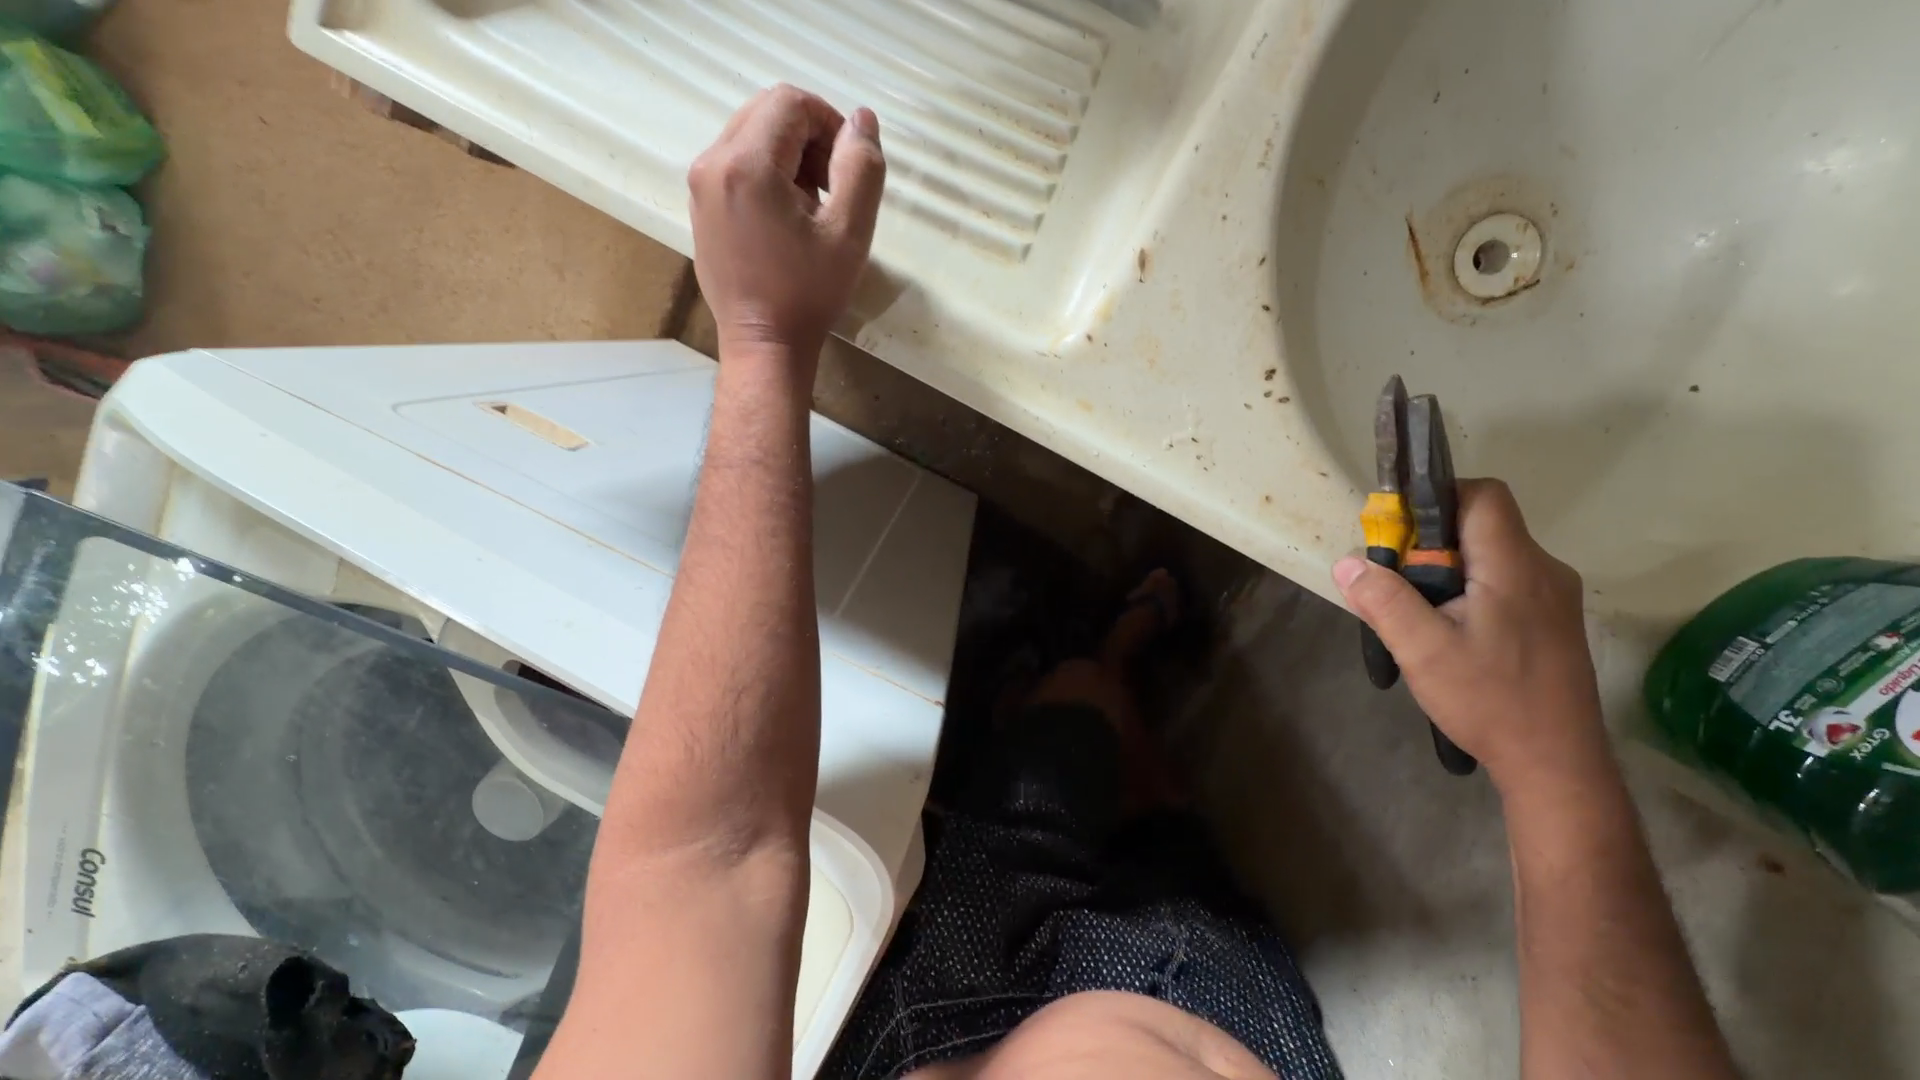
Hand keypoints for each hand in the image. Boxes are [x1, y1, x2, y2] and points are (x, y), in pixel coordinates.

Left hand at [688, 85, 885, 367]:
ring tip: (812, 207)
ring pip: (750, 136)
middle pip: (766, 112)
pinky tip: (787, 219)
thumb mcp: (849, 231)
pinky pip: (735, 165)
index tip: (848, 165)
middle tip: (833, 187)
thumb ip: (861, 167)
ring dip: (790, 156)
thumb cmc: (808, 293)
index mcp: (746, 165)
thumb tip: (862, 120)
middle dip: (809, 137)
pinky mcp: (700, 208)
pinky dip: (767, 174)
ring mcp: (699, 186)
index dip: (830, 121)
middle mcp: (712, 164)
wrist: (763, 345)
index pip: (790, 102)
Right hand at [1332, 479, 1609, 795]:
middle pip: (1482, 525)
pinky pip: (1504, 583)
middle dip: (1431, 544)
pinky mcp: (1552, 622)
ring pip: (1491, 556)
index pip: (1482, 495)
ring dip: (1447, 572)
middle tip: (1398, 583)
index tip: (1399, 533)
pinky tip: (1449, 634)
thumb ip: (1383, 600)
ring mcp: (1554, 597)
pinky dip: (1469, 592)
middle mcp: (1543, 570)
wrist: (1557, 764)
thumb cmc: (1491, 701)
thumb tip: (1348, 563)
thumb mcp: (1423, 651)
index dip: (1436, 498)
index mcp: (1516, 566)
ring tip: (1419, 616)